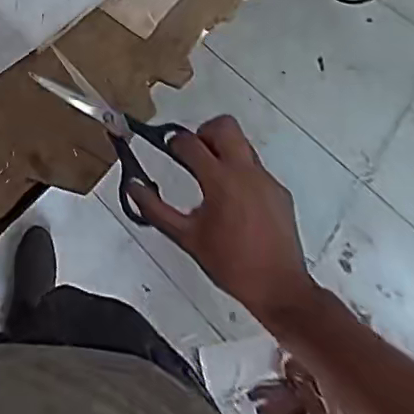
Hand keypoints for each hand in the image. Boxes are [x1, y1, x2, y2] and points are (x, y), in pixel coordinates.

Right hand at [128, 115, 319, 323]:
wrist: (280, 288)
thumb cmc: (231, 265)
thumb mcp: (187, 238)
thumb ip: (156, 210)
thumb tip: (134, 187)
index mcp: (221, 181)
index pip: (190, 142)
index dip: (174, 142)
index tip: (168, 148)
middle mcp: (246, 172)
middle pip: (224, 125)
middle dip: (204, 132)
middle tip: (194, 154)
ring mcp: (266, 179)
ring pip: (242, 144)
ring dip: (224, 151)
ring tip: (212, 180)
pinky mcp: (280, 191)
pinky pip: (256, 169)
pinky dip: (241, 174)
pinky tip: (235, 203)